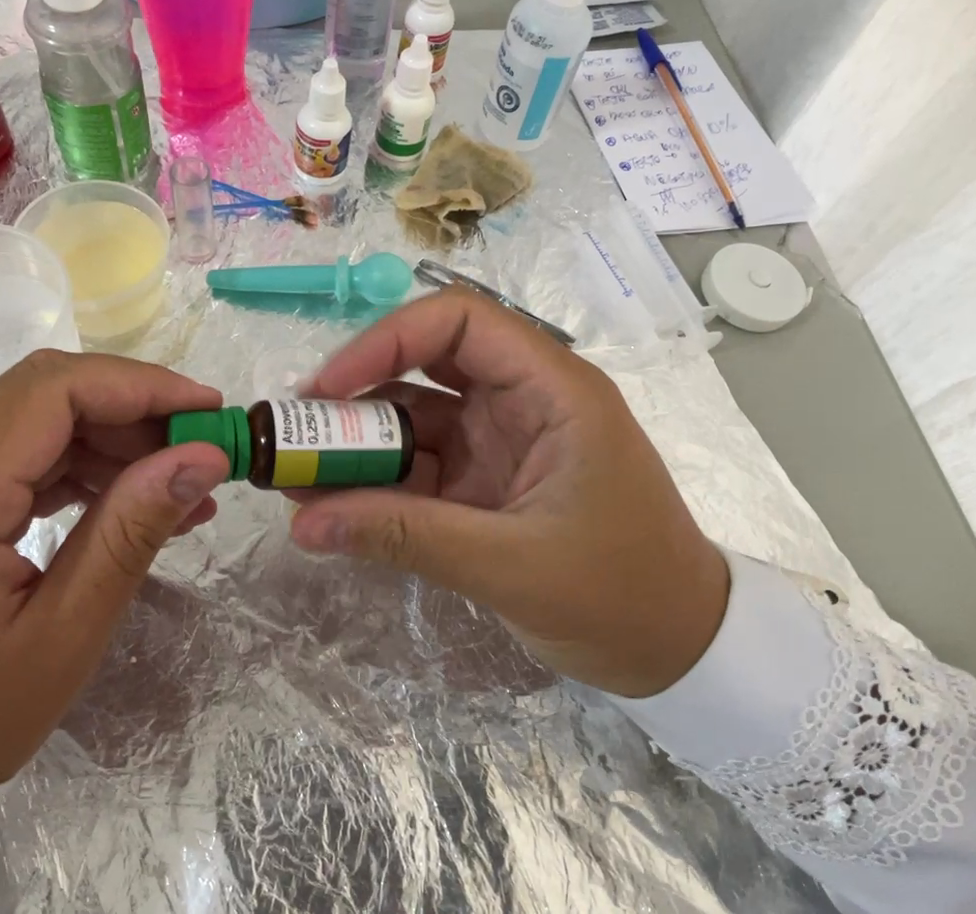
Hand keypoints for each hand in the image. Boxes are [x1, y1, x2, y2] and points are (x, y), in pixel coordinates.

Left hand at [0, 351, 230, 787]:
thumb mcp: (65, 636)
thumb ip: (133, 529)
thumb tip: (205, 455)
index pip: (49, 392)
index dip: (139, 386)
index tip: (208, 410)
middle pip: (31, 395)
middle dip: (126, 414)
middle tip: (196, 456)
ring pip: (10, 417)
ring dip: (93, 439)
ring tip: (164, 488)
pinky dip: (49, 462)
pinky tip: (105, 495)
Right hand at [289, 291, 729, 698]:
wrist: (680, 652)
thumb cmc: (620, 595)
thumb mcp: (509, 564)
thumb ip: (405, 536)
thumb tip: (303, 521)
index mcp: (553, 390)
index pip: (460, 322)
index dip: (385, 340)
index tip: (325, 390)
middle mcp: (525, 402)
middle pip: (426, 366)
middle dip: (358, 396)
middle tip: (295, 436)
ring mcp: (504, 444)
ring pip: (416, 420)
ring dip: (360, 445)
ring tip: (298, 477)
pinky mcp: (489, 485)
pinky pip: (422, 468)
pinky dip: (379, 485)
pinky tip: (333, 507)